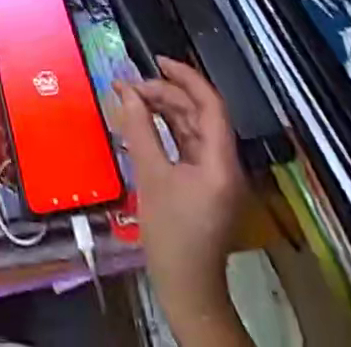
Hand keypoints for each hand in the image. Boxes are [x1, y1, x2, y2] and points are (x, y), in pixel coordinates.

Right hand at [118, 57, 251, 346]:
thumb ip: (139, 130)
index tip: (157, 61)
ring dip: (162, 110)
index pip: (210, 104)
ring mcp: (214, 175)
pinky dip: (163, 130)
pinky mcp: (202, 184)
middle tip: (130, 87)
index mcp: (220, 160)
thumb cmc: (172, 236)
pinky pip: (184, 145)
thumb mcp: (151, 177)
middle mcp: (223, 163)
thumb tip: (127, 93)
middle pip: (197, 114)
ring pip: (190, 128)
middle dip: (165, 94)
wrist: (187, 289)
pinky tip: (141, 124)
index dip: (185, 77)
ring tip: (131, 98)